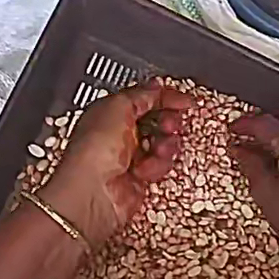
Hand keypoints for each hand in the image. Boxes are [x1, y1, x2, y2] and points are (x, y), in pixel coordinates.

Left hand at [39, 82, 189, 245]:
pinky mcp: (141, 176)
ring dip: (165, 146)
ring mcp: (131, 156)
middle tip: (170, 125)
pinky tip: (145, 170)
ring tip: (157, 150)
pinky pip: (161, 164)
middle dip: (168, 122)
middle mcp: (121, 133)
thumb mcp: (118, 107)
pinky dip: (157, 166)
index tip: (184, 101)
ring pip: (164, 143)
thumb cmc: (96, 149)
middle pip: (158, 121)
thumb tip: (157, 86)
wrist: (94, 192)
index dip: (164, 98)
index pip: (144, 99)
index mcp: (111, 112)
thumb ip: (141, 94)